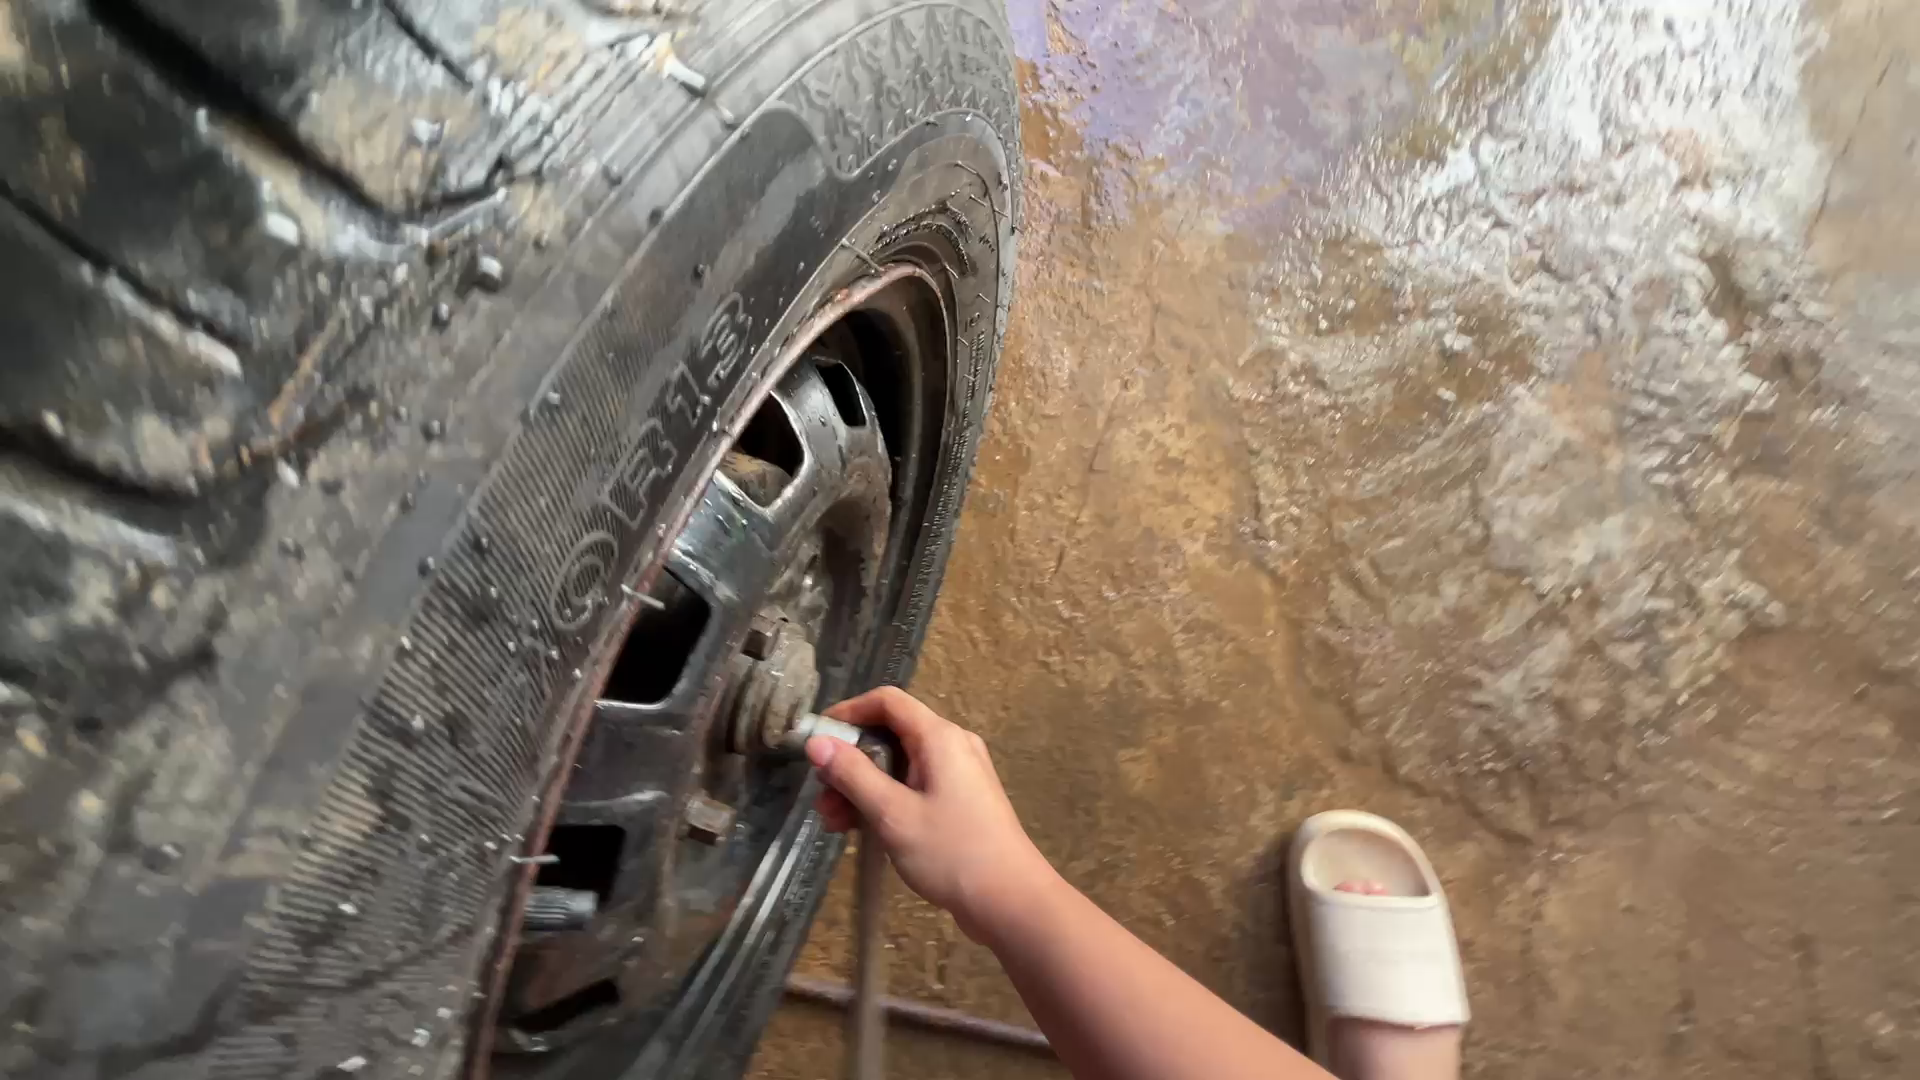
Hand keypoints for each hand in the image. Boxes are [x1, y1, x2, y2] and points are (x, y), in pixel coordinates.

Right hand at [807, 686, 1055, 939]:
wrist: (1011, 901)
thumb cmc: (951, 852)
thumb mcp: (892, 814)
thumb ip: (852, 775)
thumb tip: (816, 742)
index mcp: (939, 736)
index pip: (888, 701)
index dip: (849, 712)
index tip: (817, 737)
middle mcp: (951, 744)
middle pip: (891, 733)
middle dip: (851, 760)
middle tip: (821, 794)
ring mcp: (958, 772)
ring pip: (900, 764)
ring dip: (863, 786)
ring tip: (833, 821)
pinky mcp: (959, 799)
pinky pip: (914, 785)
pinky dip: (886, 799)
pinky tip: (860, 828)